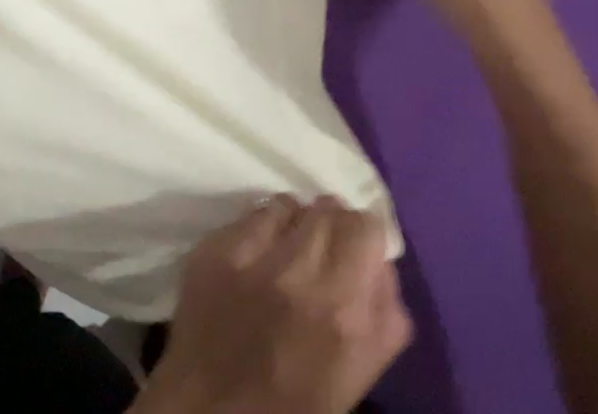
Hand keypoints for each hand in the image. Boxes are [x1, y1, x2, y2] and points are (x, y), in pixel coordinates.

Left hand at [132, 196, 411, 413]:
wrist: (213, 410)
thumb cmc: (296, 399)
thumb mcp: (362, 368)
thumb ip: (384, 309)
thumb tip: (380, 258)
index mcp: (344, 309)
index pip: (365, 226)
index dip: (363, 234)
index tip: (356, 247)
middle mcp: (299, 274)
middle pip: (327, 209)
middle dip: (331, 224)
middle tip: (322, 247)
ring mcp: (250, 258)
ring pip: (288, 204)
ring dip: (294, 221)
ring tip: (288, 246)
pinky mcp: (213, 251)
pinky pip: (249, 214)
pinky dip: (259, 226)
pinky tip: (257, 253)